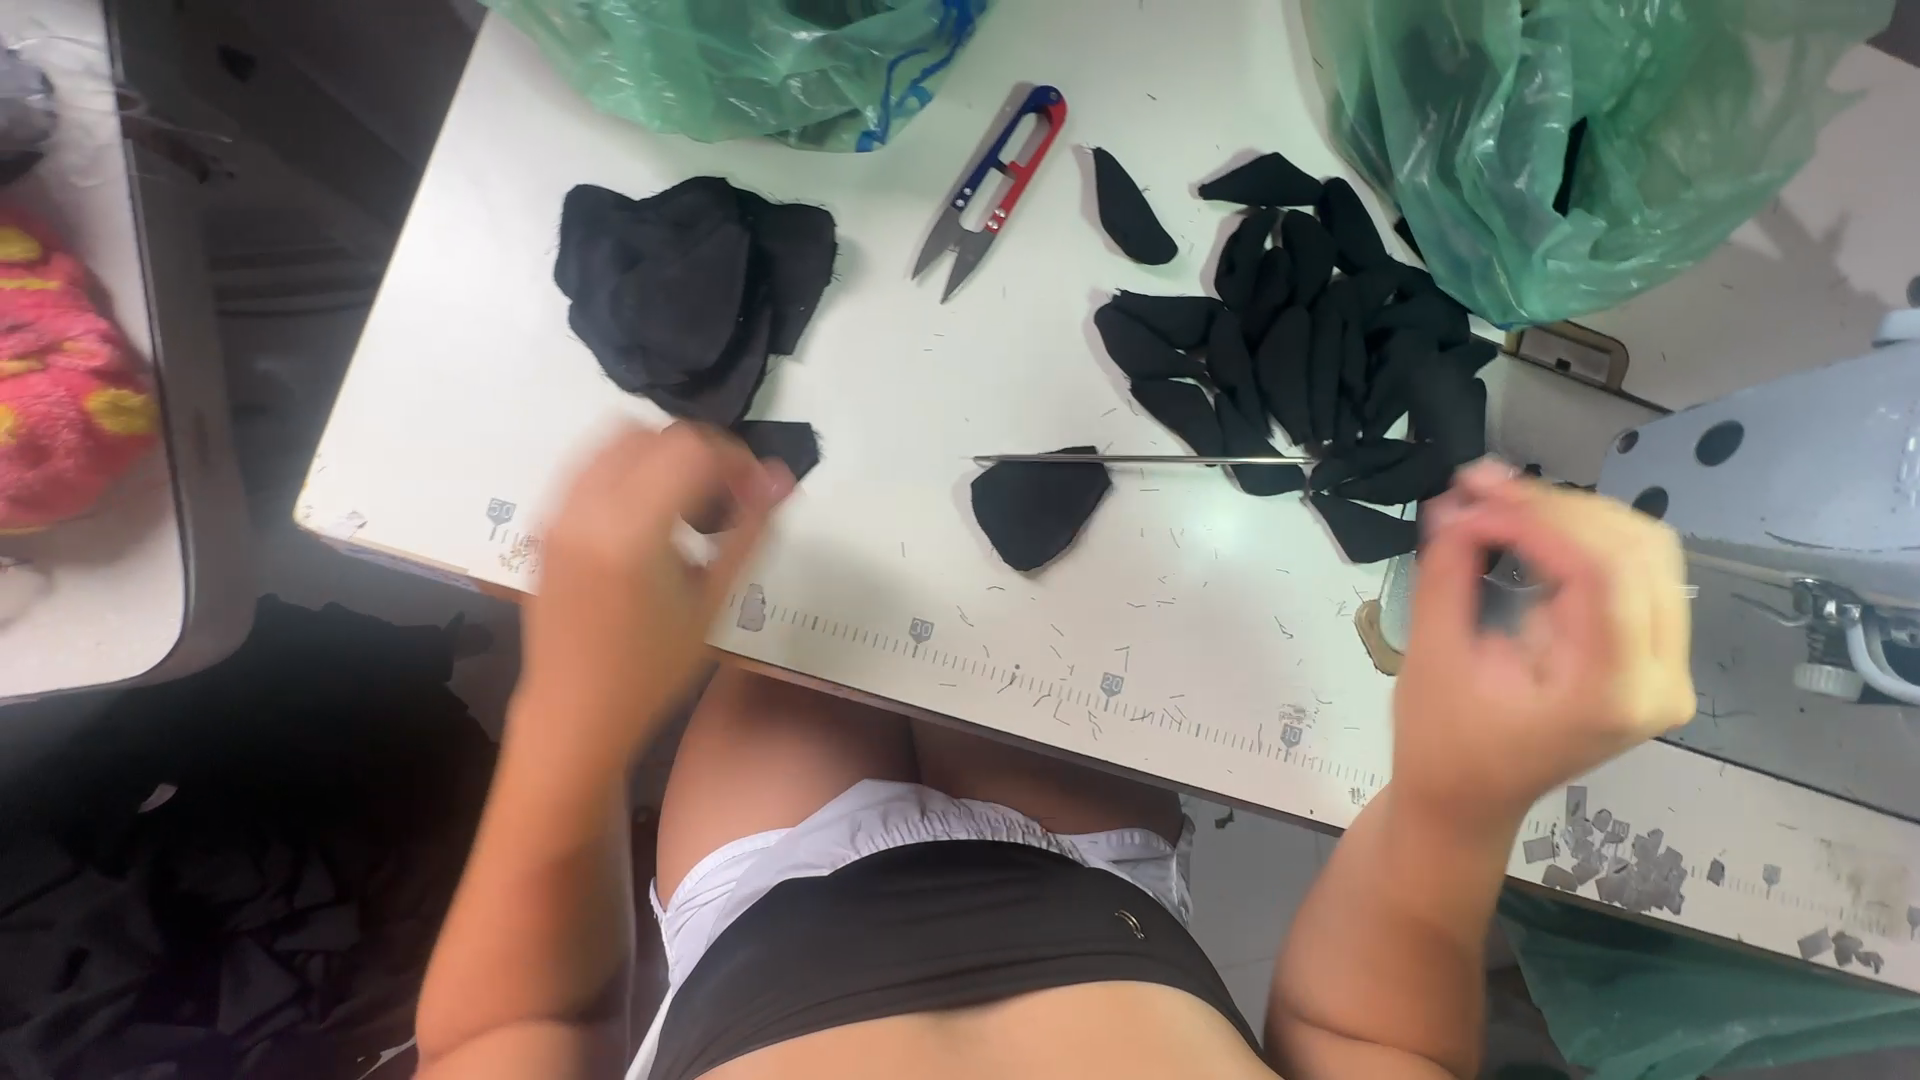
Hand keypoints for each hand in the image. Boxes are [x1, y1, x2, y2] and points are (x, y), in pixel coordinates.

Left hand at [517, 423, 792, 755]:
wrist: (575, 711)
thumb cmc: (654, 668)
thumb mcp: (714, 601)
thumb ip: (750, 531)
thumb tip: (783, 478)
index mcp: (632, 531)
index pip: (693, 450)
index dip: (737, 459)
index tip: (759, 492)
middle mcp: (587, 506)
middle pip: (658, 435)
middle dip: (705, 453)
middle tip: (731, 496)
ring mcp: (558, 510)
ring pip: (619, 438)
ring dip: (665, 454)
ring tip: (691, 504)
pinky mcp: (546, 519)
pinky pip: (592, 463)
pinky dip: (631, 467)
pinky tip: (652, 513)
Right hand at [1391, 461, 1693, 829]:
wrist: (1463, 798)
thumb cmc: (1440, 741)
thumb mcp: (1433, 657)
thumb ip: (1448, 576)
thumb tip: (1454, 507)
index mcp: (1612, 690)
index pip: (1603, 571)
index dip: (1538, 519)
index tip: (1468, 498)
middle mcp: (1661, 676)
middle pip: (1639, 550)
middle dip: (1555, 505)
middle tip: (1477, 486)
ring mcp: (1664, 666)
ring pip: (1644, 551)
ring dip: (1570, 513)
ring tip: (1495, 499)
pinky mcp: (1646, 655)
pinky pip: (1629, 571)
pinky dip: (1576, 536)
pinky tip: (1524, 525)